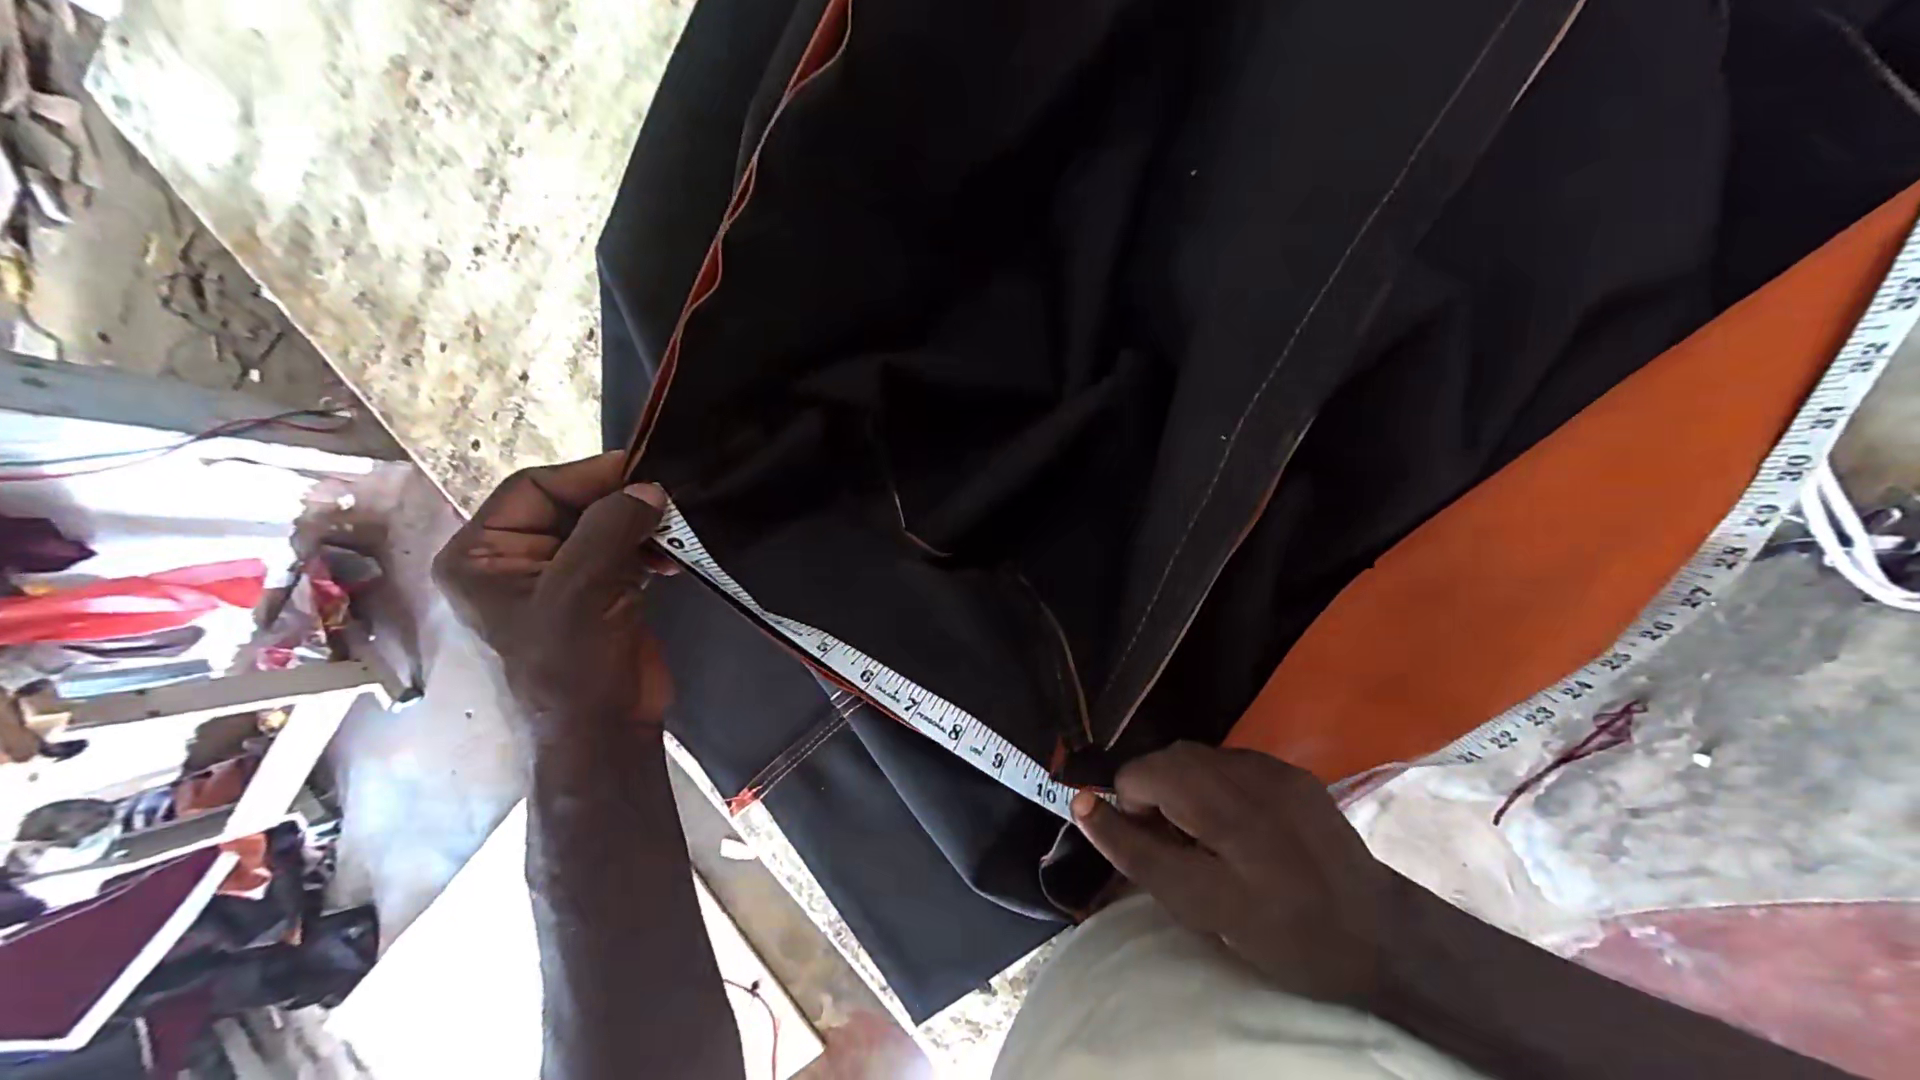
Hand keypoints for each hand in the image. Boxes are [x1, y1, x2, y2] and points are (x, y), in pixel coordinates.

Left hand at [432, 451, 677, 732]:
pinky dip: (650, 548)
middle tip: (665, 498)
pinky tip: (671, 558)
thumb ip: (611, 528)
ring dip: (640, 526)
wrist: (605, 731)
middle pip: (572, 505)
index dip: (587, 475)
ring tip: (673, 533)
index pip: (534, 489)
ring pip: (604, 526)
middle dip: (619, 502)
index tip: (641, 468)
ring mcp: (563, 577)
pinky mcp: (601, 592)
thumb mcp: (581, 589)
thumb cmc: (572, 664)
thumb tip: (650, 488)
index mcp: (484, 556)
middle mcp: (517, 560)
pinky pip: (625, 551)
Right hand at [1070, 742, 1393, 1004]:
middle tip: (1181, 850)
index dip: (1134, 812)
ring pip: (1197, 760)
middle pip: (1167, 760)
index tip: (1159, 852)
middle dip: (1158, 798)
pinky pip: (1231, 767)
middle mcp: (1246, 770)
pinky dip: (1217, 790)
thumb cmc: (1285, 935)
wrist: (1385, 939)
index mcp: (1222, 803)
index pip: (1140, 775)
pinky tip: (1242, 831)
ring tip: (1210, 840)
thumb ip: (1134, 851)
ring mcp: (1274, 767)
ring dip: (1186, 792)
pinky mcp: (1293, 773)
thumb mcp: (1199, 907)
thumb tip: (1083, 803)